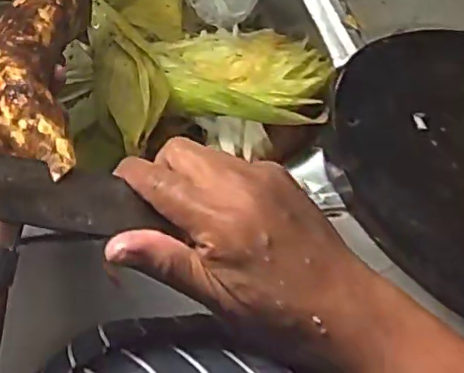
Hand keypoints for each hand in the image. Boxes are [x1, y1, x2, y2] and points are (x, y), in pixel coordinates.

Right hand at [106, 139, 463, 371]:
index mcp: (215, 216)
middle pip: (173, 149)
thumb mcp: (216, 298)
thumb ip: (162, 261)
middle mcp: (234, 181)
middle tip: (167, 211)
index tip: (122, 194)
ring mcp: (258, 171)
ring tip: (200, 210)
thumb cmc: (280, 315)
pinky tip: (233, 207)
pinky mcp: (277, 170)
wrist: (353, 311)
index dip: (128, 179)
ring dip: (189, 171)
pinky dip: (219, 174)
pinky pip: (230, 157)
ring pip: (201, 149)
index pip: (151, 174)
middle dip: (160, 171)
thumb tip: (111, 244)